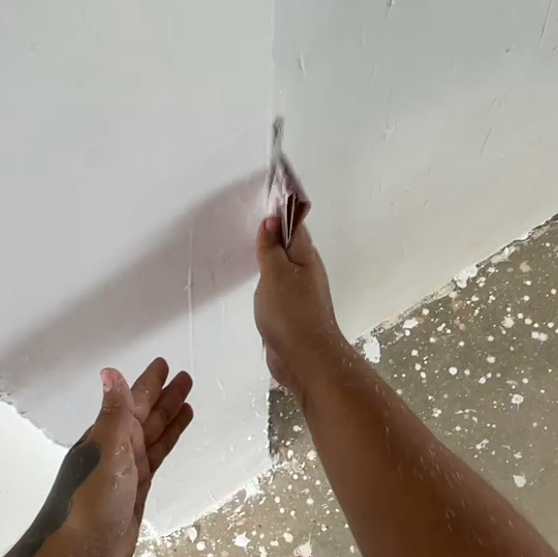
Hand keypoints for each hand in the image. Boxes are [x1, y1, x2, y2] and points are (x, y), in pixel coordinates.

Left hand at [58, 358, 193, 556]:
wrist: (81, 555)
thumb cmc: (91, 501)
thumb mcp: (106, 451)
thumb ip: (115, 413)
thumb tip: (110, 371)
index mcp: (105, 435)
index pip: (132, 401)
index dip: (148, 384)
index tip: (163, 364)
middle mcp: (116, 448)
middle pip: (146, 416)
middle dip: (164, 397)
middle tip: (185, 377)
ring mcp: (127, 470)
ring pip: (153, 436)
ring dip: (169, 418)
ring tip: (188, 400)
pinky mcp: (137, 491)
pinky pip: (156, 457)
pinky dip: (167, 443)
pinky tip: (176, 433)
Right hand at [254, 216, 343, 392]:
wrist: (305, 359)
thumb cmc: (291, 313)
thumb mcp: (275, 274)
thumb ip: (270, 248)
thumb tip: (271, 220)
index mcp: (306, 257)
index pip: (293, 226)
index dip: (281, 212)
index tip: (267, 197)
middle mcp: (306, 272)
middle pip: (289, 247)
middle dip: (274, 235)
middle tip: (252, 221)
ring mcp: (300, 295)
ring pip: (283, 270)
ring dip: (270, 260)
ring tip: (250, 249)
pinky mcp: (292, 314)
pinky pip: (278, 291)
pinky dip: (268, 284)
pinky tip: (257, 285)